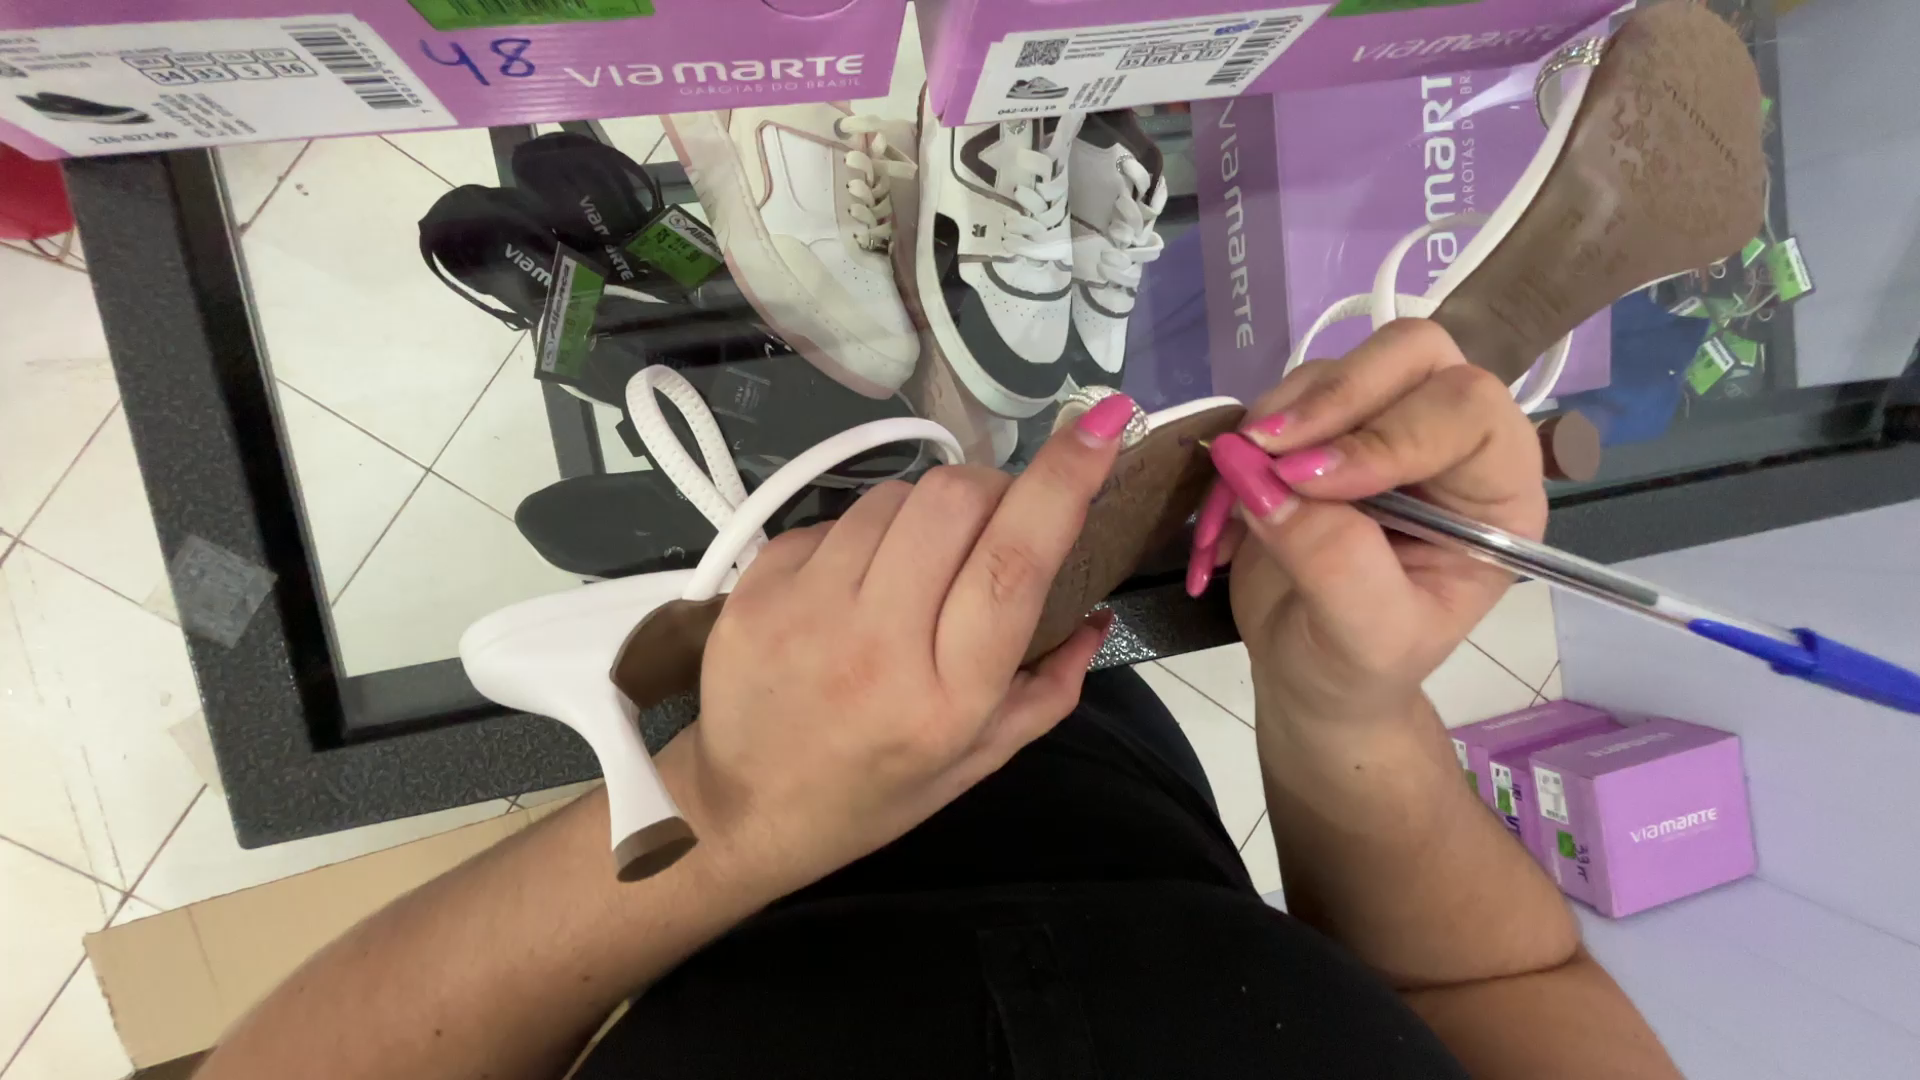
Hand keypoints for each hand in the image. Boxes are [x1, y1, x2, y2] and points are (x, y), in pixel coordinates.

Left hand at [655, 395, 1135, 903]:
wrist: (744, 808)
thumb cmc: (874, 791)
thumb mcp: (976, 761)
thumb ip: (1048, 689)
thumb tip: (1099, 615)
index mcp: (947, 697)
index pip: (1012, 565)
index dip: (1062, 483)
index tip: (1100, 422)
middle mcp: (877, 644)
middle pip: (952, 501)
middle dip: (990, 488)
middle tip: (991, 524)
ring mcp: (805, 607)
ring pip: (894, 496)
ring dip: (925, 514)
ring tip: (911, 569)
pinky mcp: (756, 584)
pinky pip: (835, 517)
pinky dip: (864, 534)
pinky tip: (852, 586)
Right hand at [1193, 320, 1547, 725]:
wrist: (1305, 669)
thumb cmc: (1354, 666)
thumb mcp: (1363, 635)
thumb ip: (1330, 559)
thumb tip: (1259, 478)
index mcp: (1492, 495)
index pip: (1465, 412)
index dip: (1385, 435)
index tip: (1304, 484)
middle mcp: (1442, 447)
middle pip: (1410, 355)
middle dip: (1332, 397)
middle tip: (1263, 449)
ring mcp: (1373, 433)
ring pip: (1335, 369)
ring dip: (1276, 419)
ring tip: (1239, 489)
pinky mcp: (1313, 439)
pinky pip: (1279, 401)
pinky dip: (1243, 440)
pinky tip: (1230, 498)